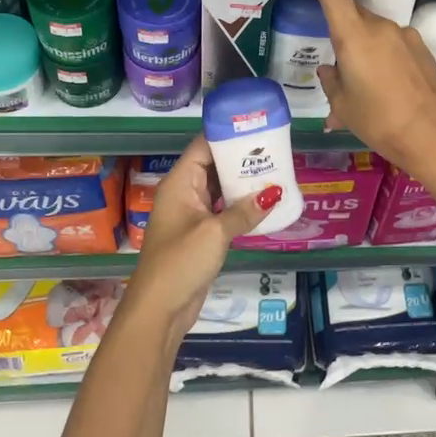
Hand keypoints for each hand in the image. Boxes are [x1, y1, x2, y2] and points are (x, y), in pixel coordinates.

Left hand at [129, 136, 276, 325]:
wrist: (159, 308)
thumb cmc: (181, 262)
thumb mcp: (215, 233)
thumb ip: (244, 211)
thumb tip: (274, 193)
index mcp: (179, 183)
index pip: (203, 147)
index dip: (227, 135)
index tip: (256, 127)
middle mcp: (184, 193)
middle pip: (213, 165)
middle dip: (241, 158)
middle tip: (275, 149)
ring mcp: (192, 214)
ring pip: (220, 189)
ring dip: (243, 183)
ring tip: (275, 170)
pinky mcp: (200, 234)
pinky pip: (223, 210)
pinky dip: (241, 206)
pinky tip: (265, 203)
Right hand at [298, 0, 435, 202]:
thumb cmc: (380, 123)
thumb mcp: (343, 107)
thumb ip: (331, 81)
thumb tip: (332, 70)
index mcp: (354, 35)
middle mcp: (381, 27)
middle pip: (352, 14)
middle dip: (340, 31)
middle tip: (335, 67)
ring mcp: (406, 37)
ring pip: (373, 33)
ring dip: (363, 51)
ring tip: (362, 91)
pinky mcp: (423, 50)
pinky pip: (392, 47)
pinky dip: (382, 61)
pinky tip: (385, 93)